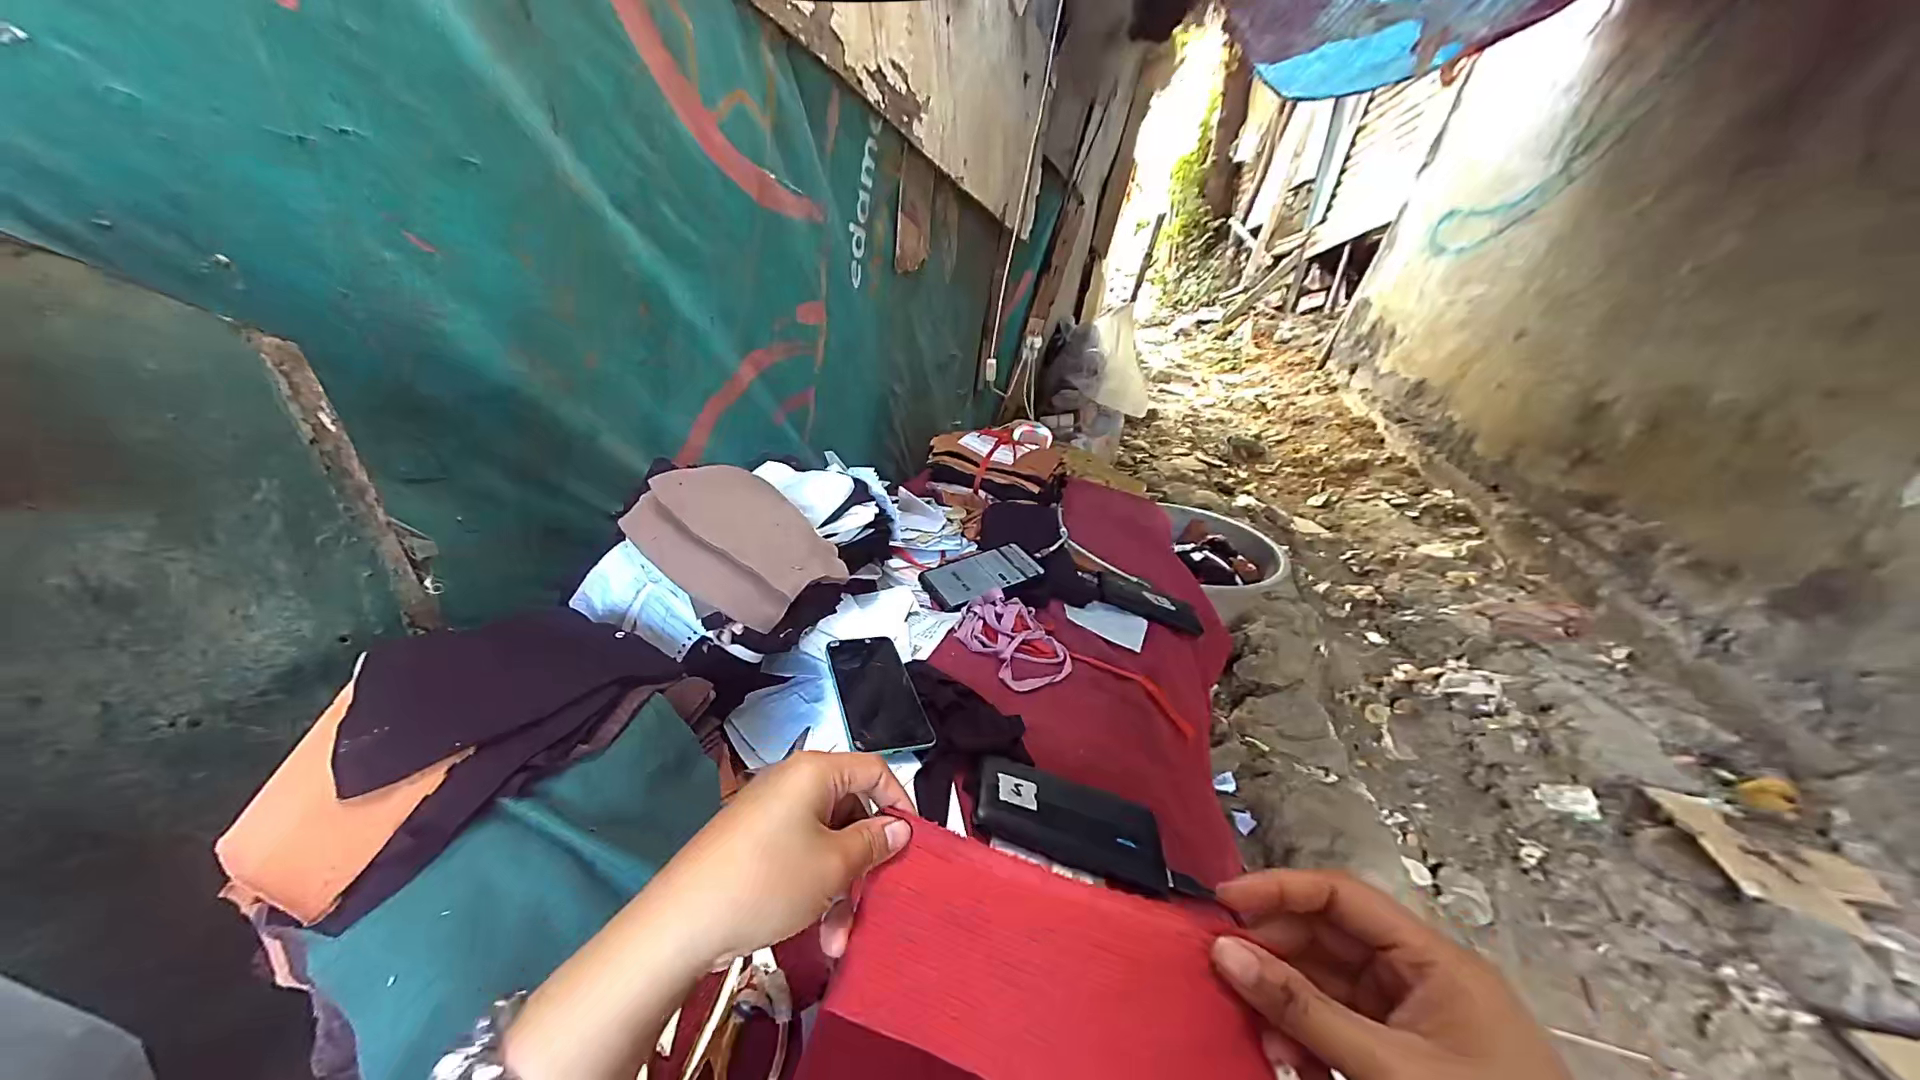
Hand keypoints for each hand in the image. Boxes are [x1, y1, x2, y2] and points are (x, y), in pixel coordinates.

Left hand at [504, 753, 911, 1079]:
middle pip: (849, 811)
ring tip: (836, 938)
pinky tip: (814, 930)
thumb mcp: (834, 865)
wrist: (680, 923)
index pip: (874, 770)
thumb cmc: (767, 881)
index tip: (911, 842)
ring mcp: (770, 812)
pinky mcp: (753, 841)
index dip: (899, 802)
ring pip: (826, 840)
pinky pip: (800, 853)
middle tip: (871, 901)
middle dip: (864, 862)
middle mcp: (793, 782)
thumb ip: (874, 842)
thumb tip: (900, 828)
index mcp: (815, 772)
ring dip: (839, 887)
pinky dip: (814, 886)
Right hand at [1208, 870, 1569, 1079]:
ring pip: (1325, 982)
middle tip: (1227, 974)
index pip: (1341, 894)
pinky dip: (1306, 1036)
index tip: (1225, 902)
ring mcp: (1411, 1015)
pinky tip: (1288, 1060)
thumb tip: (1225, 953)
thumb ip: (1304, 1010)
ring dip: (1285, 1003)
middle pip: (1327, 936)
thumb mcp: (1389, 1069)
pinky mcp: (1403, 1051)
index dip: (1279, 888)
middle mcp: (1419, 974)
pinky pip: (1337, 1022)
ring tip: (1259, 1035)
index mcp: (1433, 958)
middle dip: (1274, 955)